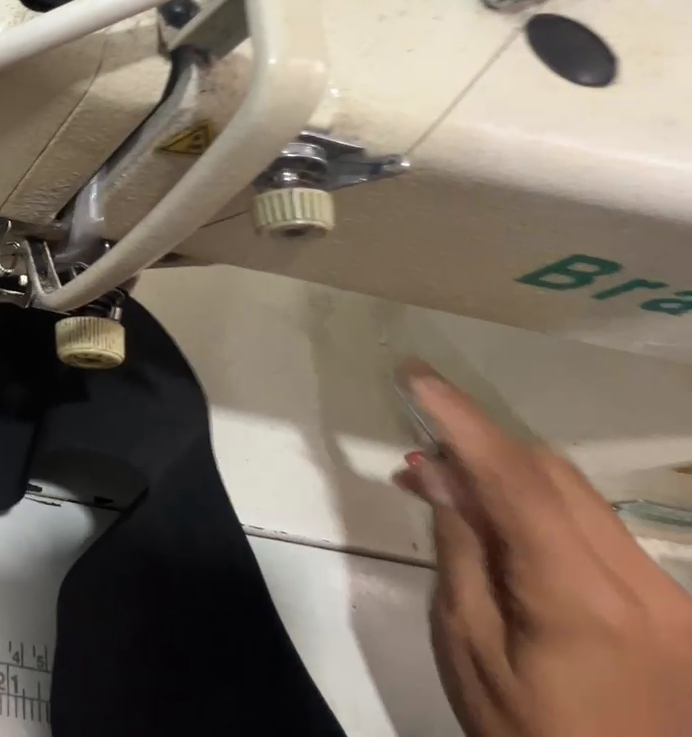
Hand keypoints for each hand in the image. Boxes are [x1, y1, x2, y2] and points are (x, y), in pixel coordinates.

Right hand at [394, 361, 691, 736]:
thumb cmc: (523, 726)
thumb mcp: (468, 641)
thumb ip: (462, 549)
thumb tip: (438, 472)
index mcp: (585, 598)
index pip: (518, 482)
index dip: (464, 421)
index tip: (415, 377)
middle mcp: (646, 586)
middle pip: (555, 477)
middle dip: (480, 440)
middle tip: (412, 435)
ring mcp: (670, 597)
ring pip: (579, 496)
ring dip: (505, 470)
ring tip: (436, 476)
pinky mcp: (674, 608)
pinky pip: (596, 529)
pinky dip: (536, 504)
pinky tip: (492, 516)